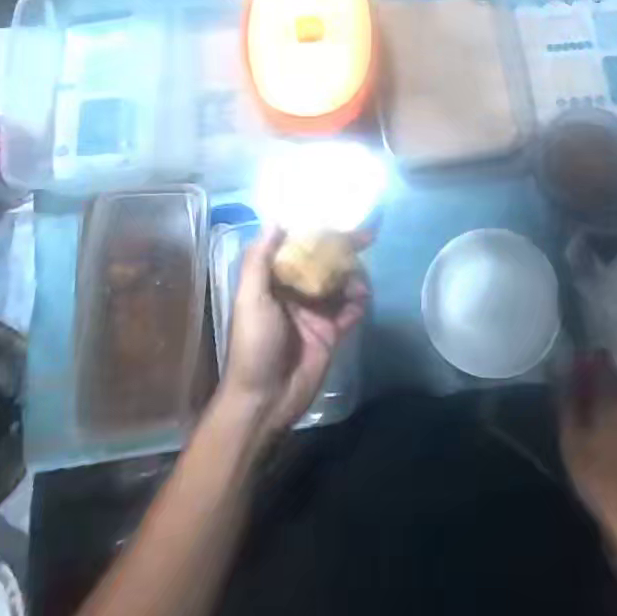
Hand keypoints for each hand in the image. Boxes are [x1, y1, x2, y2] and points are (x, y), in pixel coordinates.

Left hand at [217, 227, 366, 440]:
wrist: (265, 398)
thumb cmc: (253, 343)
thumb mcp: (250, 297)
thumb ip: (260, 259)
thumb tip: (276, 220)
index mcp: (271, 280)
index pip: (296, 247)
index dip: (315, 231)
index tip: (336, 216)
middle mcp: (293, 291)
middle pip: (322, 262)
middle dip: (341, 249)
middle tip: (366, 236)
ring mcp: (314, 312)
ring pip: (339, 283)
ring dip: (352, 275)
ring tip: (359, 279)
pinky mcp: (330, 333)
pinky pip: (349, 310)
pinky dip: (358, 301)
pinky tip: (362, 297)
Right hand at [556, 352, 616, 533]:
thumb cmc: (596, 471)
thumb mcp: (570, 433)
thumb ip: (566, 397)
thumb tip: (559, 367)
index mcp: (616, 398)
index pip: (602, 360)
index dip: (582, 355)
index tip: (561, 357)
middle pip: (609, 373)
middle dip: (585, 370)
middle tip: (559, 377)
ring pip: (612, 389)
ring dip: (591, 387)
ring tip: (565, 393)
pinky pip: (615, 404)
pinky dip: (598, 402)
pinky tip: (581, 413)